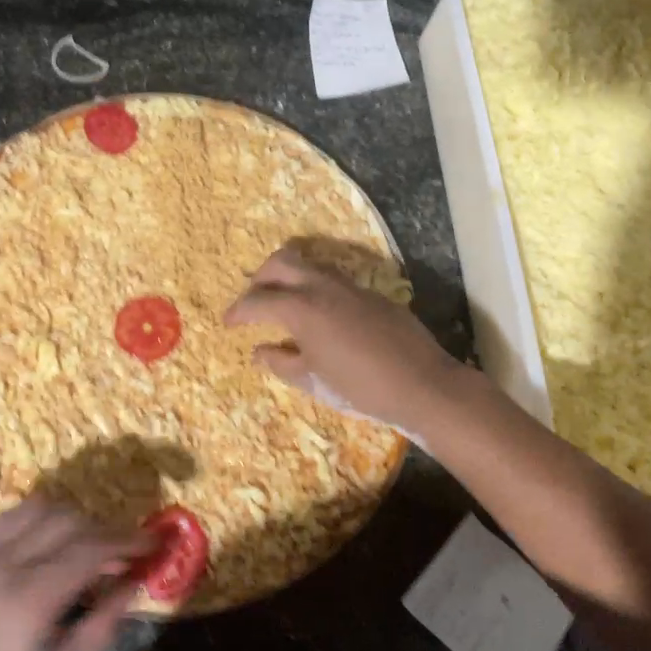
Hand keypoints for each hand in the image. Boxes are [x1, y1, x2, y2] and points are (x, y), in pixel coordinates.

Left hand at [0, 498, 150, 650]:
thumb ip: (103, 623)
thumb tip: (136, 582)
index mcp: (29, 599)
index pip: (89, 549)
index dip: (126, 540)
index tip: (152, 542)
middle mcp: (2, 566)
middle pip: (65, 521)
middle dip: (102, 530)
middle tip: (122, 553)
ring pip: (35, 508)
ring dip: (69, 518)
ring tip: (86, 544)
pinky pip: (4, 519)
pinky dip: (34, 519)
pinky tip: (46, 539)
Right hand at [225, 244, 479, 431]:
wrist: (422, 384)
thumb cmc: (359, 387)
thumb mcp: (312, 382)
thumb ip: (280, 362)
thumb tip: (259, 351)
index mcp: (301, 308)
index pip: (257, 300)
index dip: (238, 311)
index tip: (228, 323)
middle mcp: (322, 287)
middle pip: (281, 262)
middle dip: (260, 278)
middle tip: (253, 302)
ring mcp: (350, 287)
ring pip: (310, 267)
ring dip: (290, 280)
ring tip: (285, 307)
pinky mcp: (372, 295)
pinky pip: (334, 282)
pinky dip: (316, 291)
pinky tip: (322, 319)